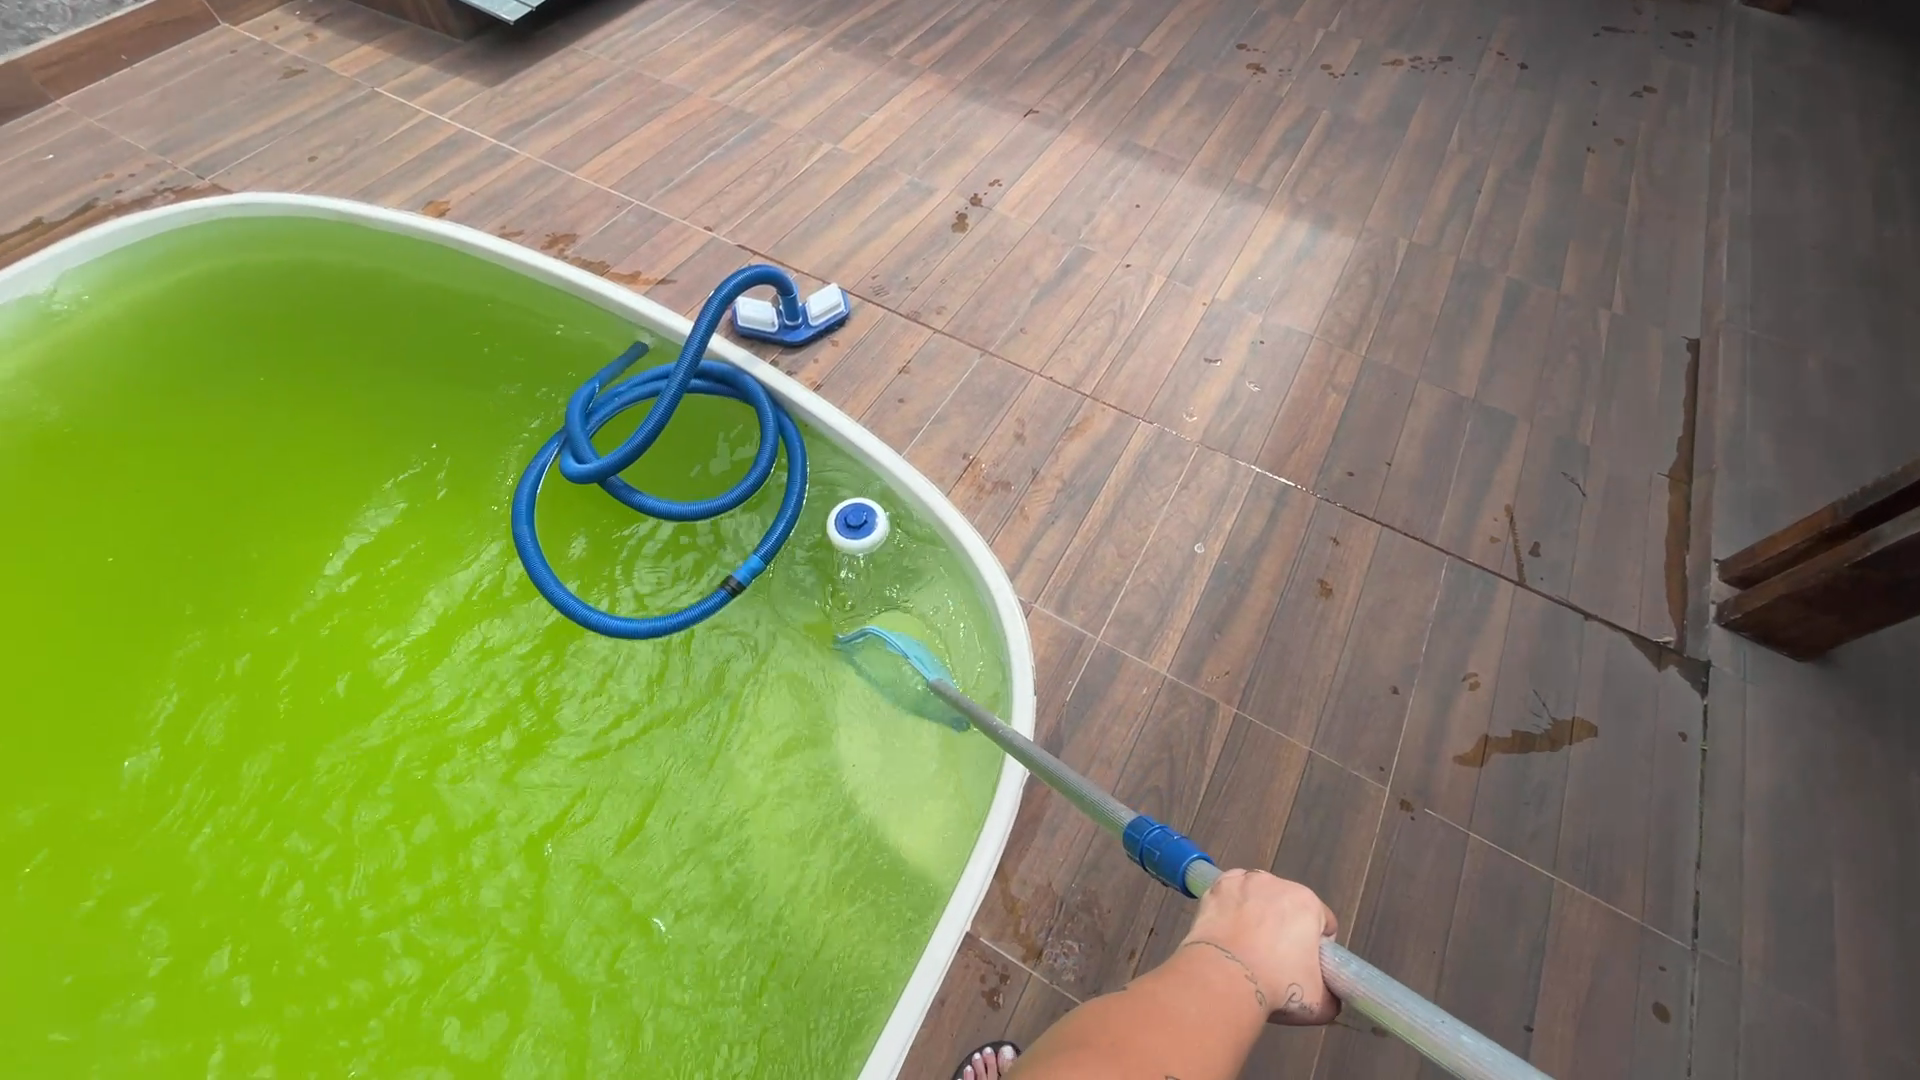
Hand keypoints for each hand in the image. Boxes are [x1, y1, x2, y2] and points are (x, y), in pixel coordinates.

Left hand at [1179, 869, 1339, 1025]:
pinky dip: (1231, 905)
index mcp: (1306, 902)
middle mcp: (1274, 882)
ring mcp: (1241, 881)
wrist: (1225, 977)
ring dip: (1257, 912)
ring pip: (1257, 895)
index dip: (1320, 944)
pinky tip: (1228, 928)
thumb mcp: (1322, 1003)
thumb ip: (1331, 992)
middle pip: (1288, 905)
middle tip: (1276, 957)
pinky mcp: (1215, 887)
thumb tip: (1327, 992)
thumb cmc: (1279, 986)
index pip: (1323, 921)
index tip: (1308, 963)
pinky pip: (1230, 893)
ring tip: (1248, 943)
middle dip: (1286, 925)